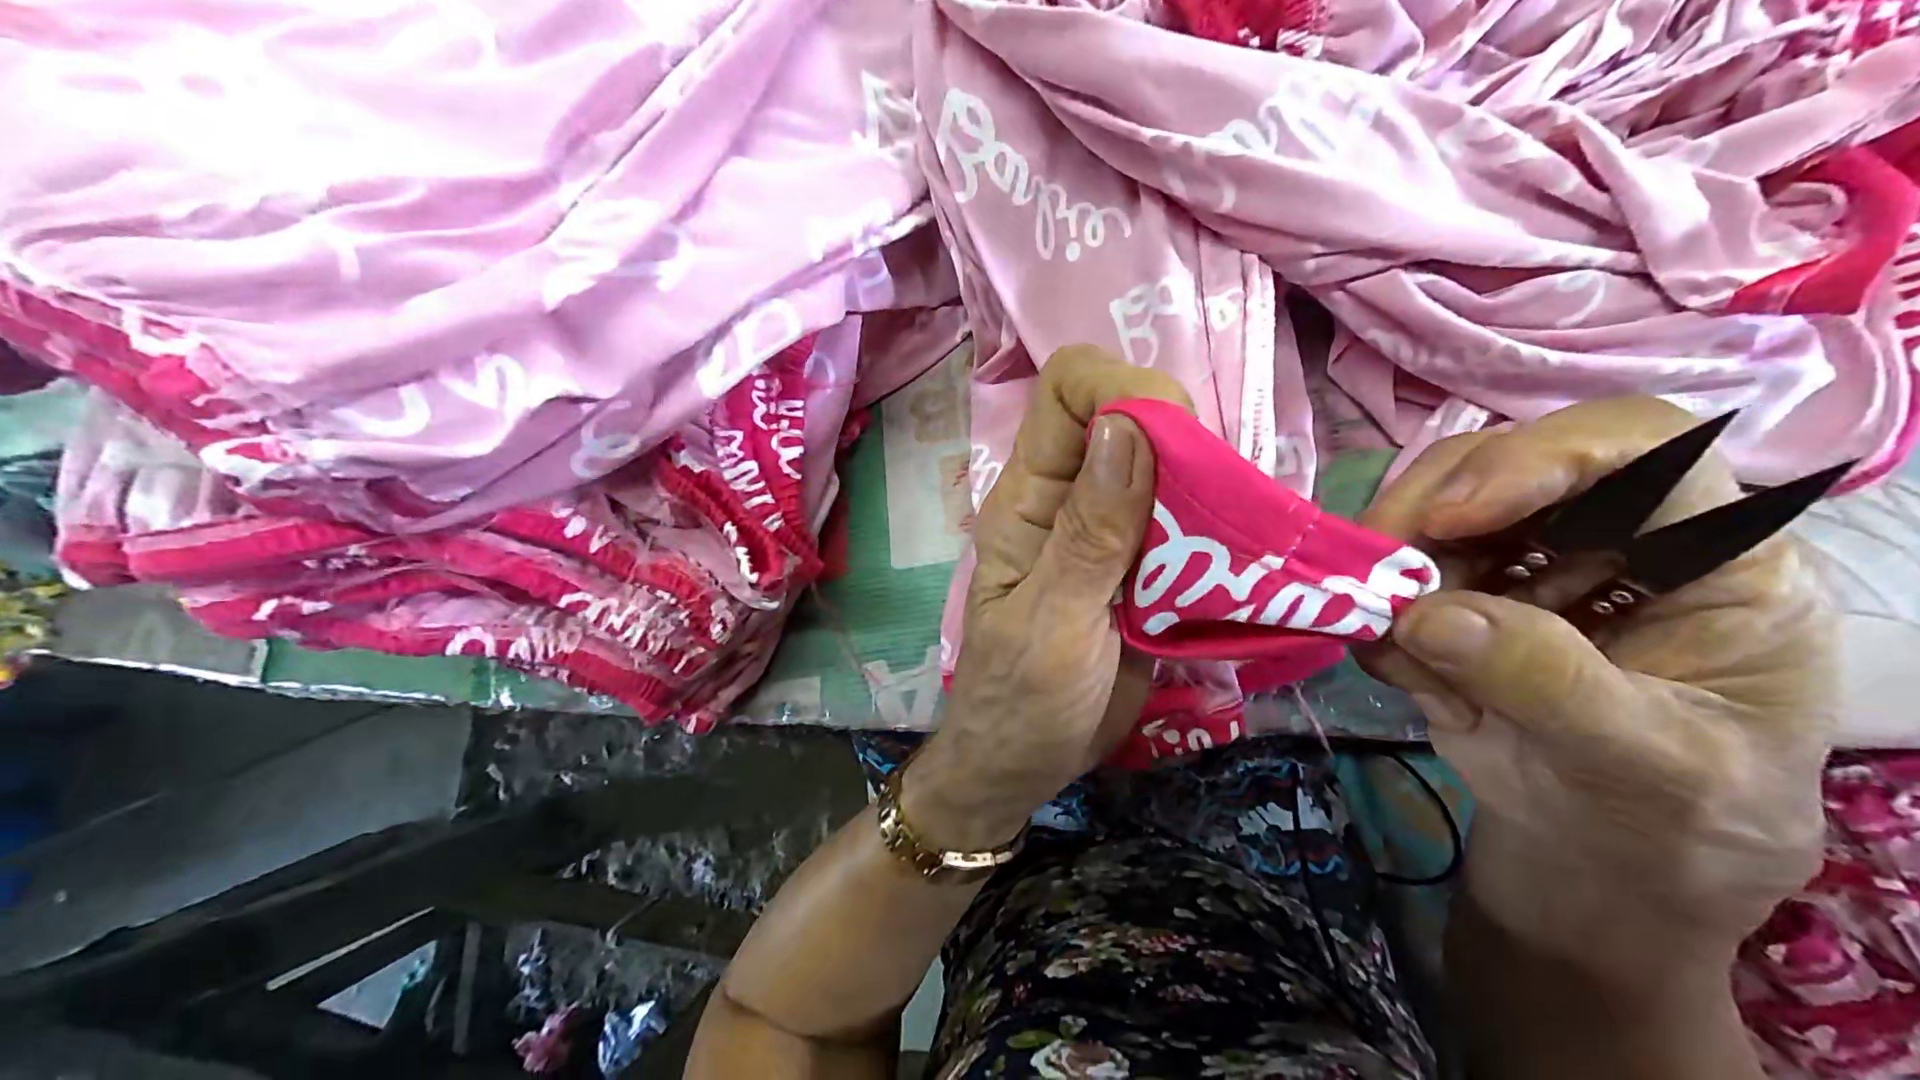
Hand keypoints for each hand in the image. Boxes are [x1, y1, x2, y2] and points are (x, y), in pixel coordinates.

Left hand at [903, 347, 1191, 851]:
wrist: (1023, 763)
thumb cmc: (1021, 702)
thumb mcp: (1052, 623)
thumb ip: (1088, 535)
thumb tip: (1126, 428)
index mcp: (1026, 500)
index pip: (1065, 393)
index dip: (1120, 390)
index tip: (1177, 436)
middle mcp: (1066, 500)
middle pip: (1123, 417)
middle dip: (1179, 439)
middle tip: (1217, 501)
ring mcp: (1106, 531)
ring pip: (1162, 467)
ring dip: (1205, 484)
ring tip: (1236, 531)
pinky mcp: (1141, 565)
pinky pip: (1182, 519)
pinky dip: (1213, 524)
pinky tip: (1238, 552)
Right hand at [1357, 397, 1834, 986]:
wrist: (1600, 863)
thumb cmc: (1675, 821)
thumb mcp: (1648, 767)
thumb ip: (1549, 683)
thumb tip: (1427, 614)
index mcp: (1709, 559)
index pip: (1640, 448)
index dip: (1542, 458)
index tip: (1452, 519)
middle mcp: (1605, 540)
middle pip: (1502, 463)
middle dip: (1426, 510)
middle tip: (1371, 568)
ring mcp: (1518, 567)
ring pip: (1429, 513)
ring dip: (1389, 570)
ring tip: (1389, 646)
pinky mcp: (1453, 600)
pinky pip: (1391, 581)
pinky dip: (1377, 620)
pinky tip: (1407, 679)